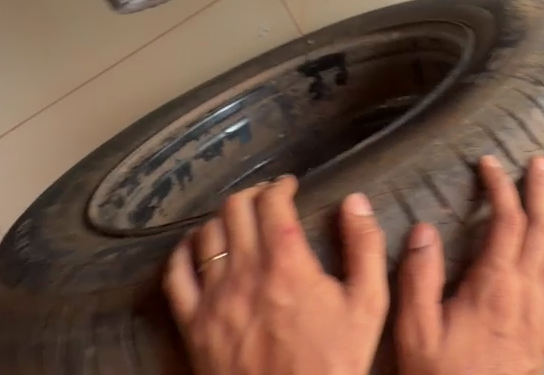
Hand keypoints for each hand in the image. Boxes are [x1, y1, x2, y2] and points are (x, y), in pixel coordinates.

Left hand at [164, 177, 389, 374]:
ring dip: (223, 220)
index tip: (290, 186)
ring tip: (237, 222)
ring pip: (206, 235)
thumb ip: (365, 247)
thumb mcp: (367, 305)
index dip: (280, 185)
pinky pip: (176, 276)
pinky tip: (194, 248)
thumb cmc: (332, 364)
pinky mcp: (193, 327)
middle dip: (252, 195)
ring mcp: (214, 299)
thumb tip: (354, 201)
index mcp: (286, 260)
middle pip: (235, 208)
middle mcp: (245, 270)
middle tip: (266, 200)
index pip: (272, 201)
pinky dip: (183, 253)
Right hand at [396, 156, 543, 374]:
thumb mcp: (417, 330)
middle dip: (542, 190)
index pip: (508, 220)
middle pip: (543, 228)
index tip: (488, 162)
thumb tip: (424, 229)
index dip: (500, 185)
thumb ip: (418, 277)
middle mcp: (526, 293)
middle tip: (541, 161)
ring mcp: (542, 314)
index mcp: (495, 285)